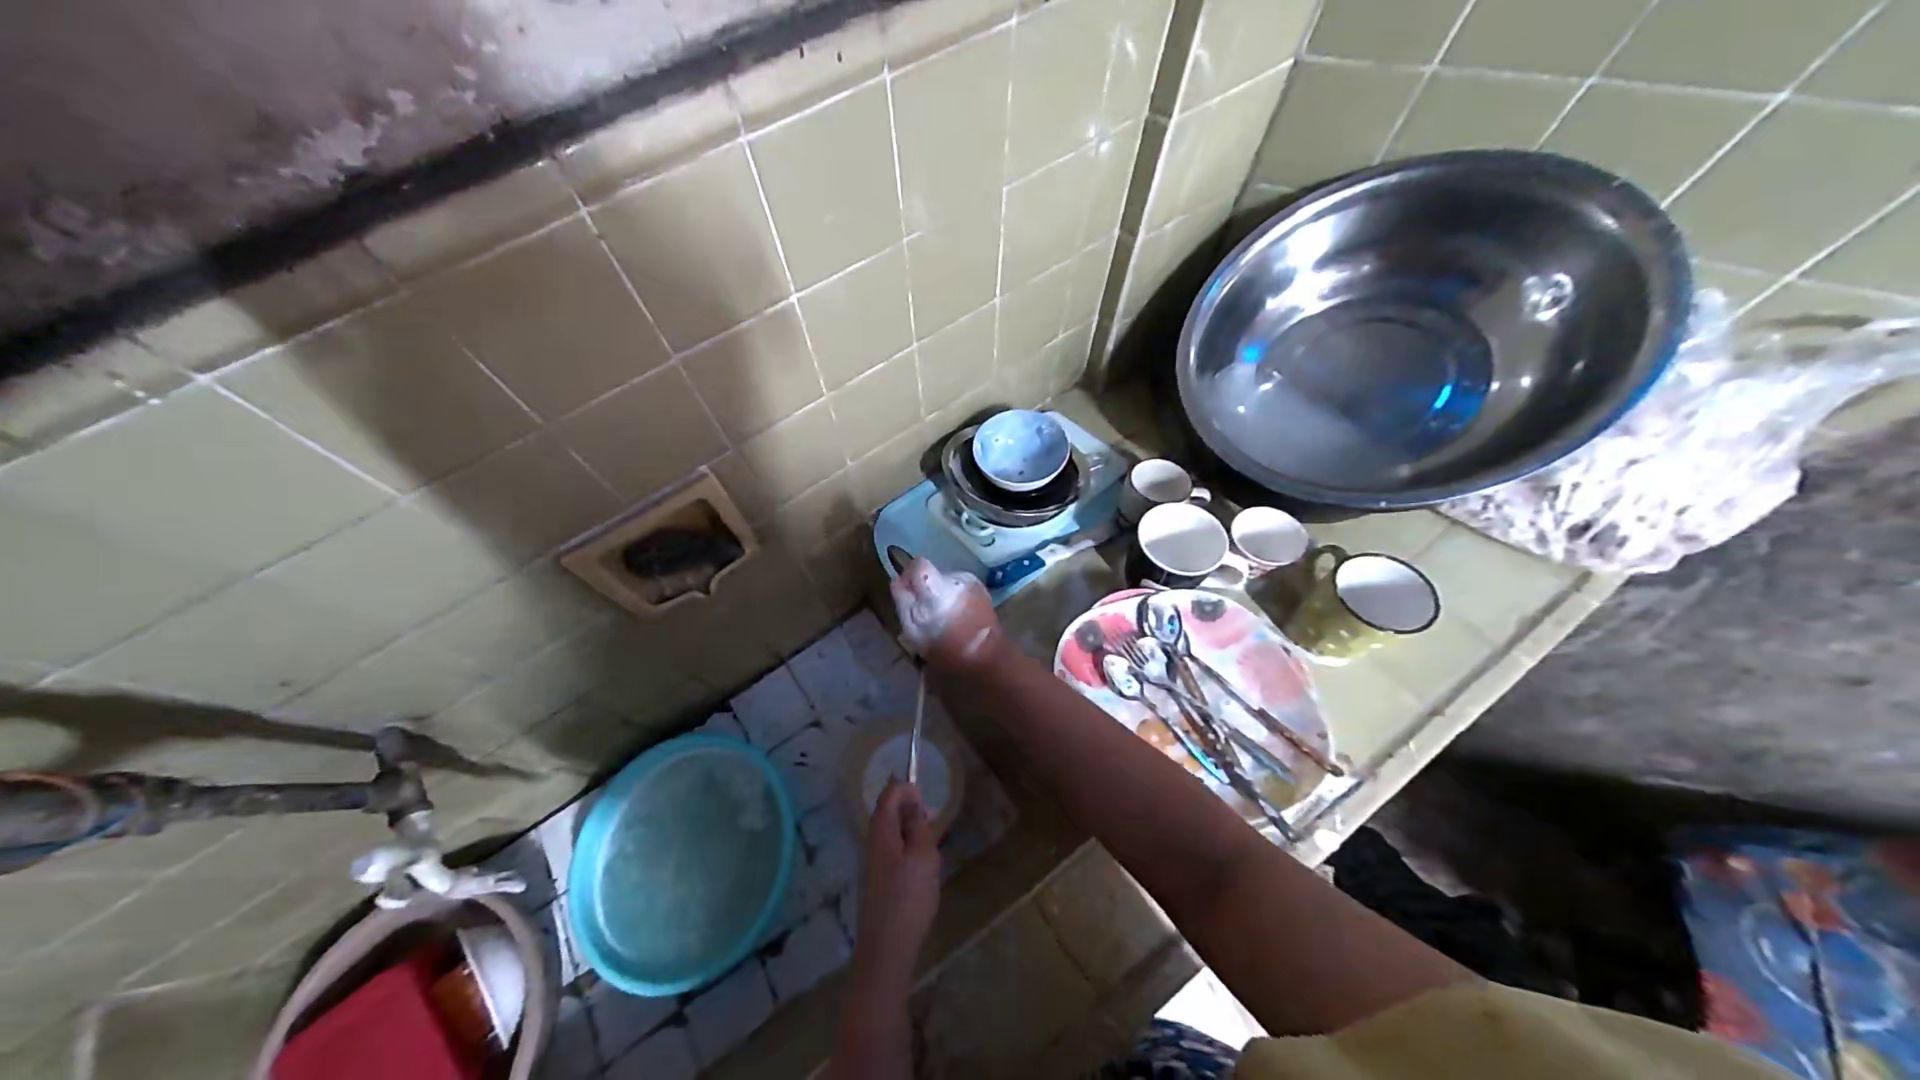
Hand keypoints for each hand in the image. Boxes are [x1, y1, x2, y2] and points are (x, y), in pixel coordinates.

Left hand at [852, 780, 941, 990]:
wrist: (888, 949)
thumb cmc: (908, 898)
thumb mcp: (923, 856)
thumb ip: (919, 826)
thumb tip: (913, 801)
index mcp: (881, 832)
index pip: (889, 795)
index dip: (906, 788)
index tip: (927, 796)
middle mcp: (874, 843)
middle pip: (889, 812)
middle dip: (911, 809)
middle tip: (934, 822)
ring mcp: (876, 863)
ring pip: (894, 833)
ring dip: (913, 831)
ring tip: (933, 845)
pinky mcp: (882, 882)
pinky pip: (897, 852)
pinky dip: (912, 850)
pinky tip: (926, 867)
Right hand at [889, 558, 1001, 671]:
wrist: (987, 657)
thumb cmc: (945, 649)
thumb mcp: (913, 631)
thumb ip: (903, 601)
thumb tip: (898, 580)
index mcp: (938, 588)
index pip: (919, 564)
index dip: (910, 575)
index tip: (908, 591)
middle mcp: (958, 578)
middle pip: (932, 573)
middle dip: (926, 588)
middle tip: (926, 611)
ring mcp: (973, 582)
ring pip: (946, 579)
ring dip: (941, 592)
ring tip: (944, 616)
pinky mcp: (982, 588)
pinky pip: (959, 586)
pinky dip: (954, 596)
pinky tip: (958, 615)